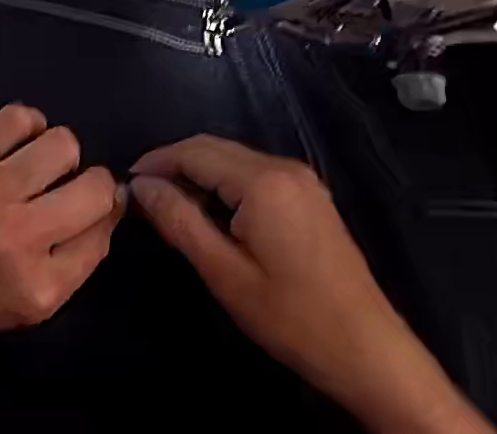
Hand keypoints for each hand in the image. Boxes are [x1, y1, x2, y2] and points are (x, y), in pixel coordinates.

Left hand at [0, 105, 124, 349]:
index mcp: (40, 287)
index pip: (104, 231)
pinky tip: (17, 144)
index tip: (90, 206)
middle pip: (95, 186)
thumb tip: (114, 202)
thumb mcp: (29, 304)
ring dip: (59, 152)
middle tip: (66, 185)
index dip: (105, 211)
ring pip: (63, 144)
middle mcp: (20, 240)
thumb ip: (78, 260)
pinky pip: (21, 118)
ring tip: (38, 165)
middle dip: (93, 181)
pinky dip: (28, 124)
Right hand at [131, 136, 496, 433]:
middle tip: (144, 193)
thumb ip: (180, 221)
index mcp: (263, 180)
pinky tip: (212, 209)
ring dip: (200, 172)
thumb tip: (142, 187)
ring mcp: (301, 177)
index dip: (158, 161)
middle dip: (176, 163)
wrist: (368, 348)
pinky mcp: (309, 193)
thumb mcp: (225, 273)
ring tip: (170, 202)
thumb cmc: (291, 317)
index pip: (196, 152)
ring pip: (236, 158)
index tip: (128, 180)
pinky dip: (226, 181)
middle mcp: (283, 166)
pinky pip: (256, 172)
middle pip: (216, 148)